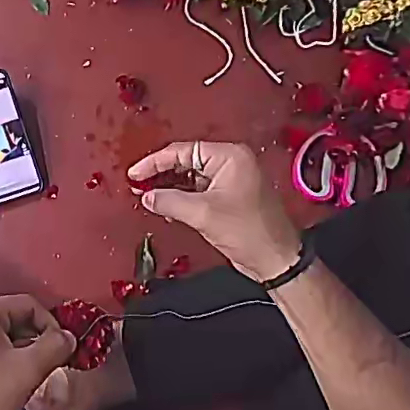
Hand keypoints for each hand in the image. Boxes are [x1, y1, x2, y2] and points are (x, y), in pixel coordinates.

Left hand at [0, 295, 74, 409]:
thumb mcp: (29, 369)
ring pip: (8, 337)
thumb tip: (68, 337)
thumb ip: (56, 346)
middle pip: (18, 318)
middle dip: (39, 339)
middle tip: (53, 360)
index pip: (29, 304)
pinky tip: (17, 383)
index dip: (51, 325)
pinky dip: (12, 362)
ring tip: (35, 375)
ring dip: (27, 353)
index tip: (63, 345)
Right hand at [129, 141, 301, 280]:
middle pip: (187, 160)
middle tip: (138, 184)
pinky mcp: (229, 195)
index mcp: (230, 156)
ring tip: (146, 194)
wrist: (275, 258)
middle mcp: (232, 162)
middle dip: (161, 173)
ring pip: (192, 175)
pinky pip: (200, 189)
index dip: (155, 162)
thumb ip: (170, 201)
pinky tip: (165, 204)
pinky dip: (182, 196)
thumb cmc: (247, 231)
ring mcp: (231, 179)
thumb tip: (146, 196)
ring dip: (170, 186)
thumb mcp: (203, 214)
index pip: (184, 150)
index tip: (135, 173)